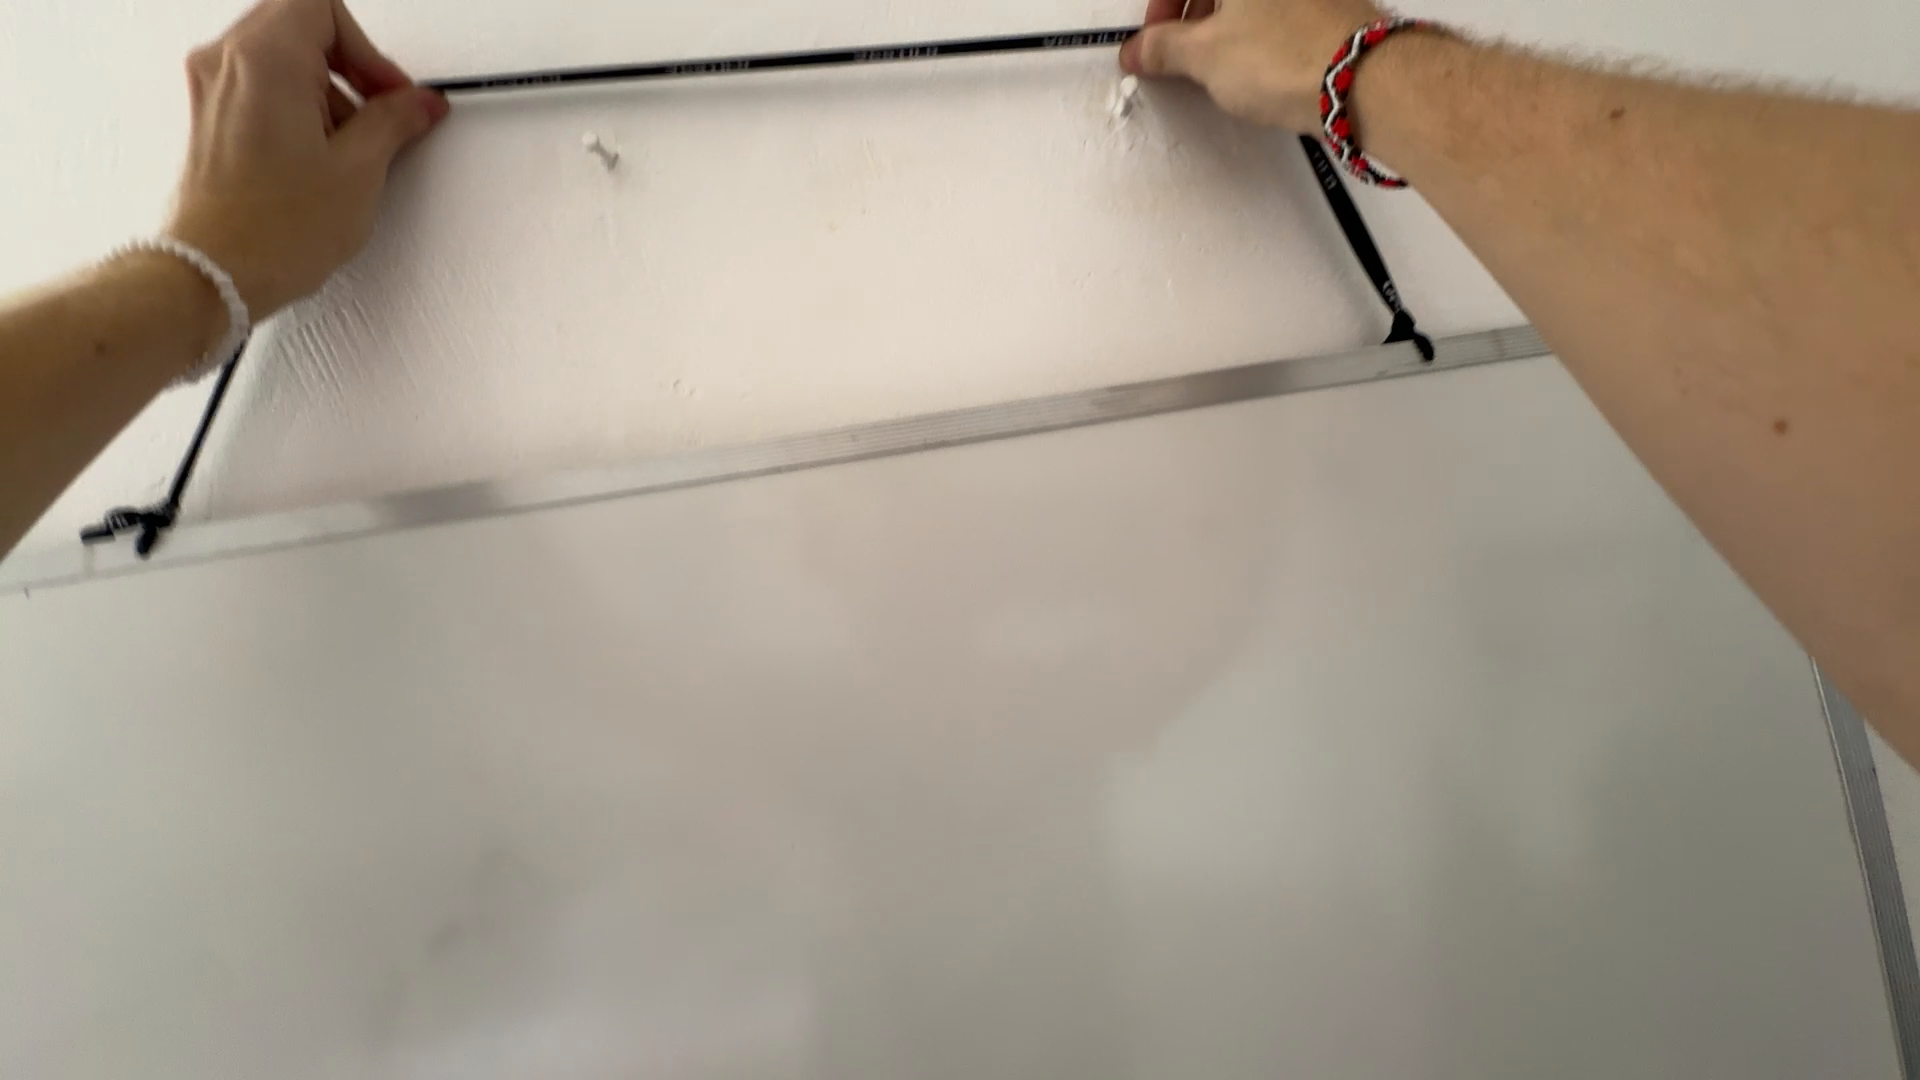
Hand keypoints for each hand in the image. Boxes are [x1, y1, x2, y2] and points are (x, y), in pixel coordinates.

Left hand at [164, 0, 449, 319]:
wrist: (225, 265)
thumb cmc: (283, 225)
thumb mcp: (361, 169)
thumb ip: (395, 122)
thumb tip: (422, 101)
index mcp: (263, 62)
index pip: (321, 9)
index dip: (370, 51)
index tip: (396, 96)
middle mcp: (228, 61)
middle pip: (301, 25)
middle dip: (354, 66)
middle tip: (387, 115)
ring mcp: (216, 86)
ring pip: (285, 56)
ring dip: (332, 91)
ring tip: (355, 148)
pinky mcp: (218, 114)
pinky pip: (268, 86)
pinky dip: (307, 107)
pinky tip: (329, 155)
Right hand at [1121, 0, 1384, 132]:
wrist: (1358, 78)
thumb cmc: (1278, 56)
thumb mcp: (1205, 55)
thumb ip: (1163, 47)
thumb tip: (1136, 50)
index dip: (1159, 9)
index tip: (1149, 45)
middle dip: (1187, 16)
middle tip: (1177, 60)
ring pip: (1242, 1)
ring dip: (1216, 25)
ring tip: (1212, 68)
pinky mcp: (1322, 3)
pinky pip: (1271, 9)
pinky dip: (1248, 29)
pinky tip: (1246, 63)